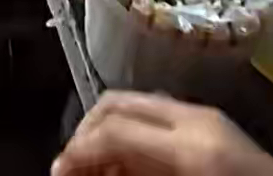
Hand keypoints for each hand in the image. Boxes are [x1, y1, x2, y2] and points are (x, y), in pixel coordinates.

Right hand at [53, 93, 272, 175]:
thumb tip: (91, 171)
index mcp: (192, 147)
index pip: (116, 127)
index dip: (80, 149)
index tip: (58, 172)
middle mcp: (196, 120)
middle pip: (118, 103)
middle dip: (87, 132)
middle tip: (71, 167)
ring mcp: (207, 118)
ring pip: (134, 105)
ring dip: (107, 133)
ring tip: (96, 169)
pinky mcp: (214, 127)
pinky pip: (157, 117)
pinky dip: (134, 137)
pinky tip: (128, 167)